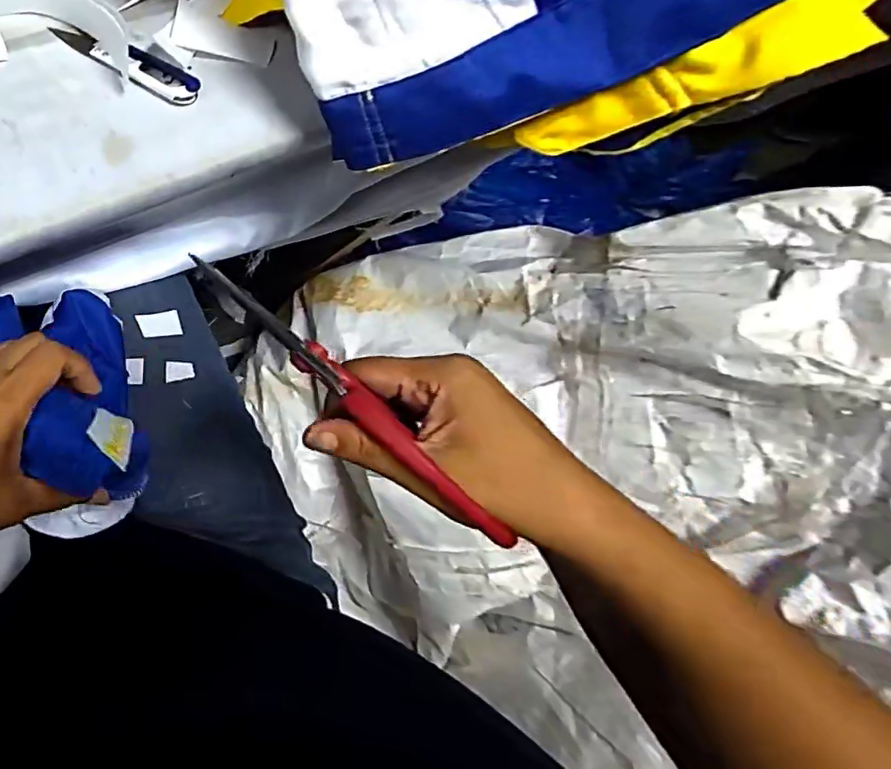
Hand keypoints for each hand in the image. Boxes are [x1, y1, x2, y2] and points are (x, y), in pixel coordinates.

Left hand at [0, 333, 99, 614]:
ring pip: (8, 347)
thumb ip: (64, 491)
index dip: (81, 367)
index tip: (90, 399)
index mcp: (4, 398)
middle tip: (74, 398)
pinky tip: (8, 406)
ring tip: (45, 400)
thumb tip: (101, 492)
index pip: (52, 353)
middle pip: (33, 341)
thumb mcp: (17, 502)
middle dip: (63, 361)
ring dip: (34, 362)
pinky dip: (10, 369)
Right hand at [302, 355, 626, 549]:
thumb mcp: (425, 469)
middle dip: (366, 418)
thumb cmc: (505, 489)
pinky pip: (415, 408)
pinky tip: (418, 458)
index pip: (366, 372)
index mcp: (442, 373)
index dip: (340, 400)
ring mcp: (461, 386)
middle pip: (379, 383)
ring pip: (395, 398)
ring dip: (387, 429)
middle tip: (367, 454)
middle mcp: (450, 370)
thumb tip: (311, 433)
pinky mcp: (467, 405)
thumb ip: (363, 446)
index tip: (328, 434)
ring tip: (403, 462)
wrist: (578, 520)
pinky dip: (406, 432)